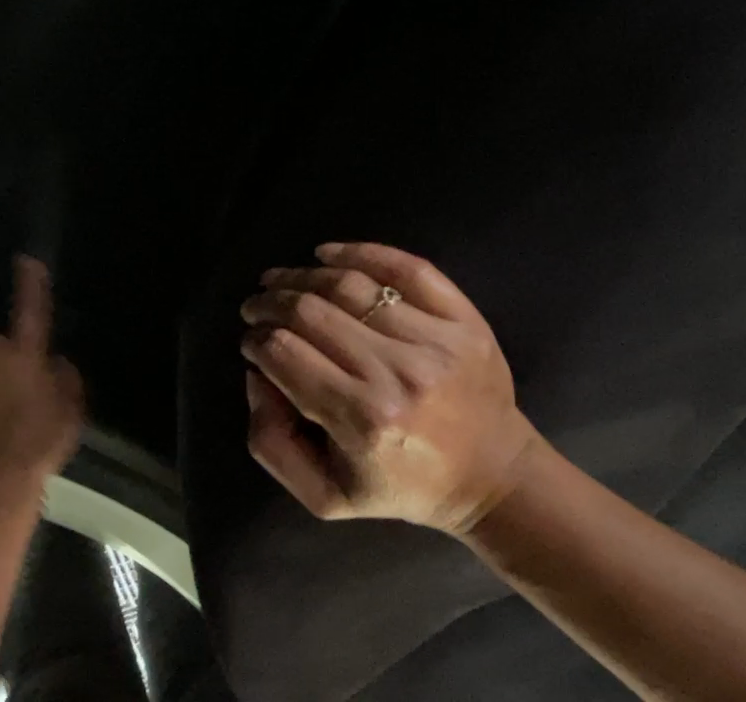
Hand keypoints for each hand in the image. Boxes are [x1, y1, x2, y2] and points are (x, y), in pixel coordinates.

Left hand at [0, 255, 85, 481]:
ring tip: (5, 408)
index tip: (26, 261)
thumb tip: (58, 364)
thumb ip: (66, 379)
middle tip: (10, 362)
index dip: (30, 284)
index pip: (31, 311)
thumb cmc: (42, 437)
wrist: (0, 473)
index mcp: (24, 354)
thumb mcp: (72, 409)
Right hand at [239, 242, 538, 534]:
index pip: (282, 353)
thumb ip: (270, 441)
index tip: (251, 343)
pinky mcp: (464, 320)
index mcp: (362, 420)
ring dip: (300, 275)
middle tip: (255, 307)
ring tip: (279, 280)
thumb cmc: (401, 486)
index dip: (255, 341)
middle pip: (308, 311)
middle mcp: (398, 375)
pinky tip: (325, 254)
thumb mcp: (324, 494)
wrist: (494, 479)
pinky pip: (406, 269)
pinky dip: (359, 252)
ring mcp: (436, 342)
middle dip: (269, 303)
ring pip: (348, 285)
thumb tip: (256, 374)